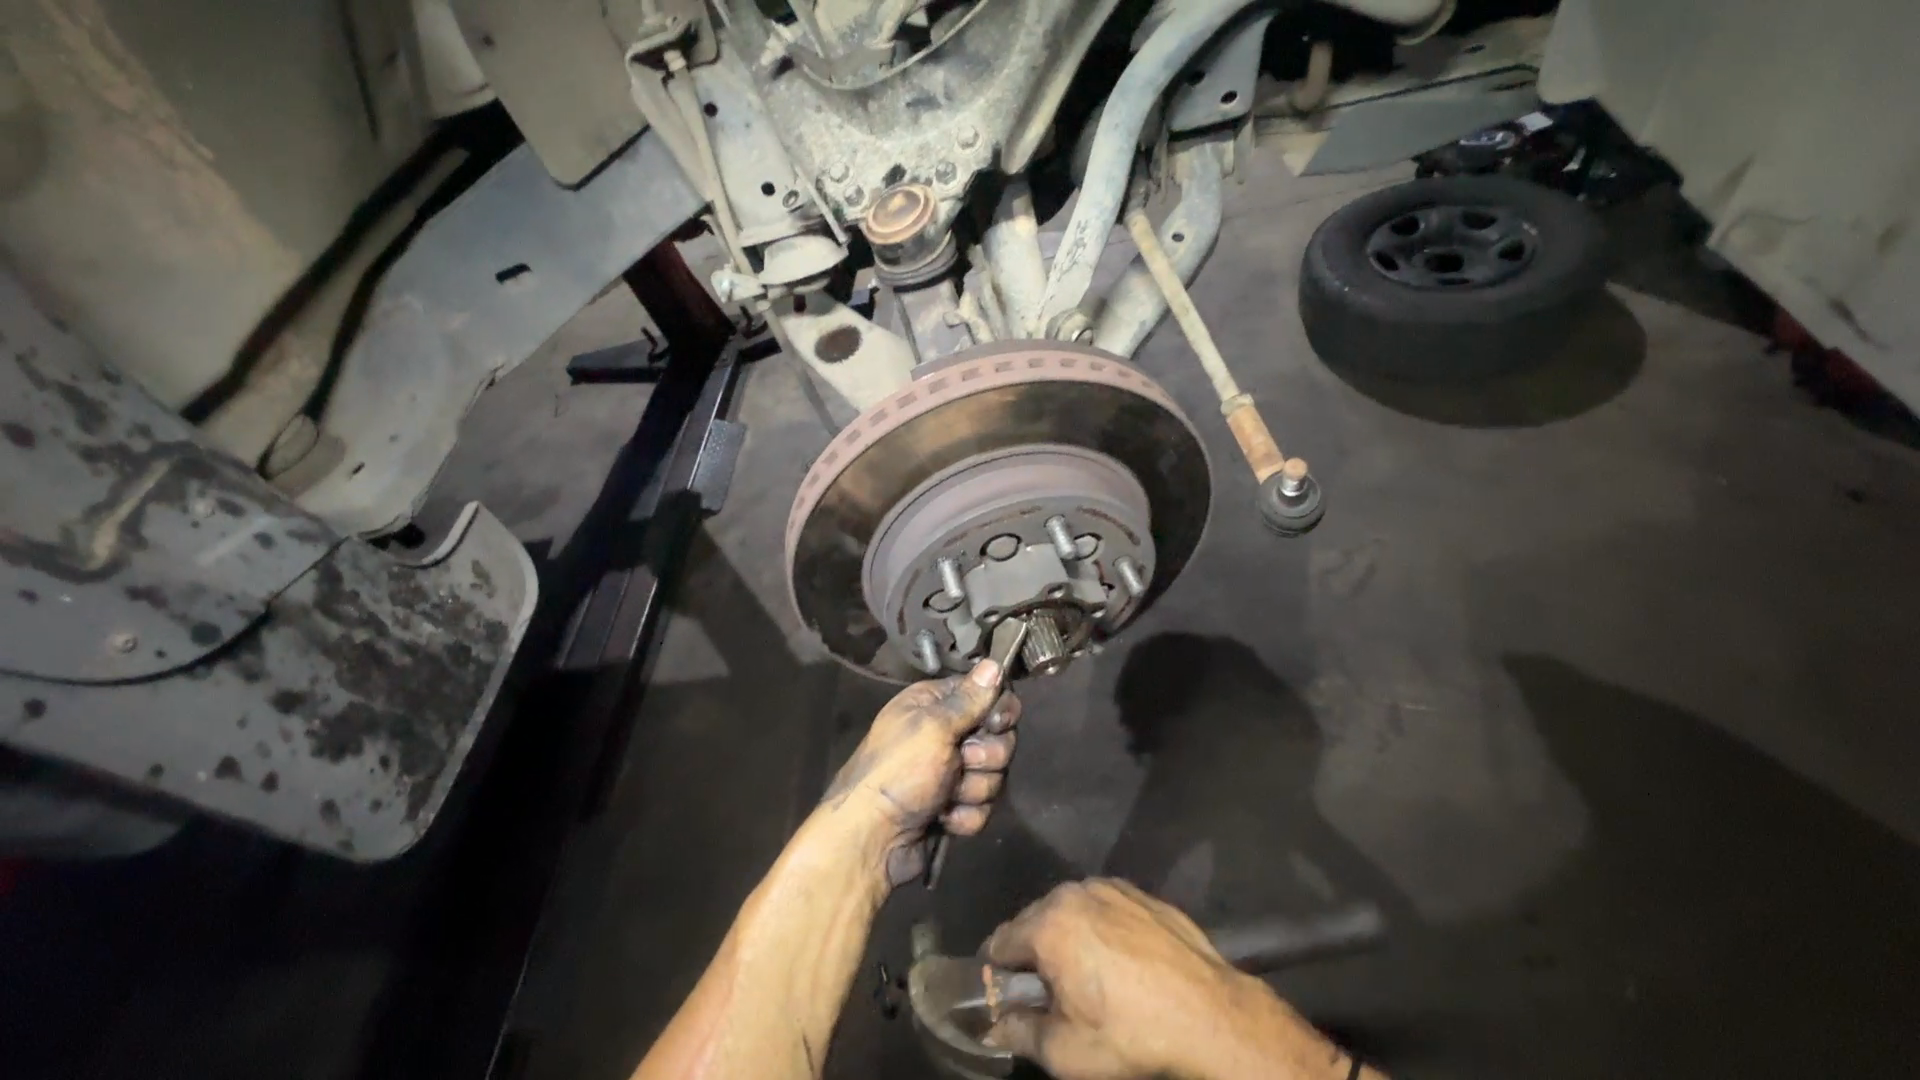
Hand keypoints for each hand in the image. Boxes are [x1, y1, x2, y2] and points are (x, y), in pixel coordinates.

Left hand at [820, 659, 1019, 886]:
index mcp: (935, 705)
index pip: (988, 694)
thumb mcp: (933, 727)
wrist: (873, 838)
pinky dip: (966, 815)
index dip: (999, 709)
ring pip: (995, 775)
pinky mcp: (955, 807)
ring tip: (946, 796)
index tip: (994, 722)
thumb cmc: (899, 772)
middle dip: (987, 756)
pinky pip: (984, 807)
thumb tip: (994, 663)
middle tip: (962, 761)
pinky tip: (943, 818)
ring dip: (974, 789)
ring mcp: (951, 774)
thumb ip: (969, 699)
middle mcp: (946, 734)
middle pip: (999, 737)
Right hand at [984, 880, 1334, 1079]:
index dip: (999, 975)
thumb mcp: (1065, 1051)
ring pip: (1069, 912)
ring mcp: (1111, 887)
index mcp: (1049, 923)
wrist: (1213, 1017)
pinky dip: (1101, 930)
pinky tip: (1122, 964)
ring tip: (1093, 980)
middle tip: (1055, 997)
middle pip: (1033, 922)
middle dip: (1035, 956)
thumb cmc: (1132, 1035)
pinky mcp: (1141, 893)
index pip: (999, 943)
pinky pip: (1103, 908)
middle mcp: (1074, 892)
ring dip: (1068, 939)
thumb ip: (1017, 1032)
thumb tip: (993, 1024)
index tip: (1012, 1001)